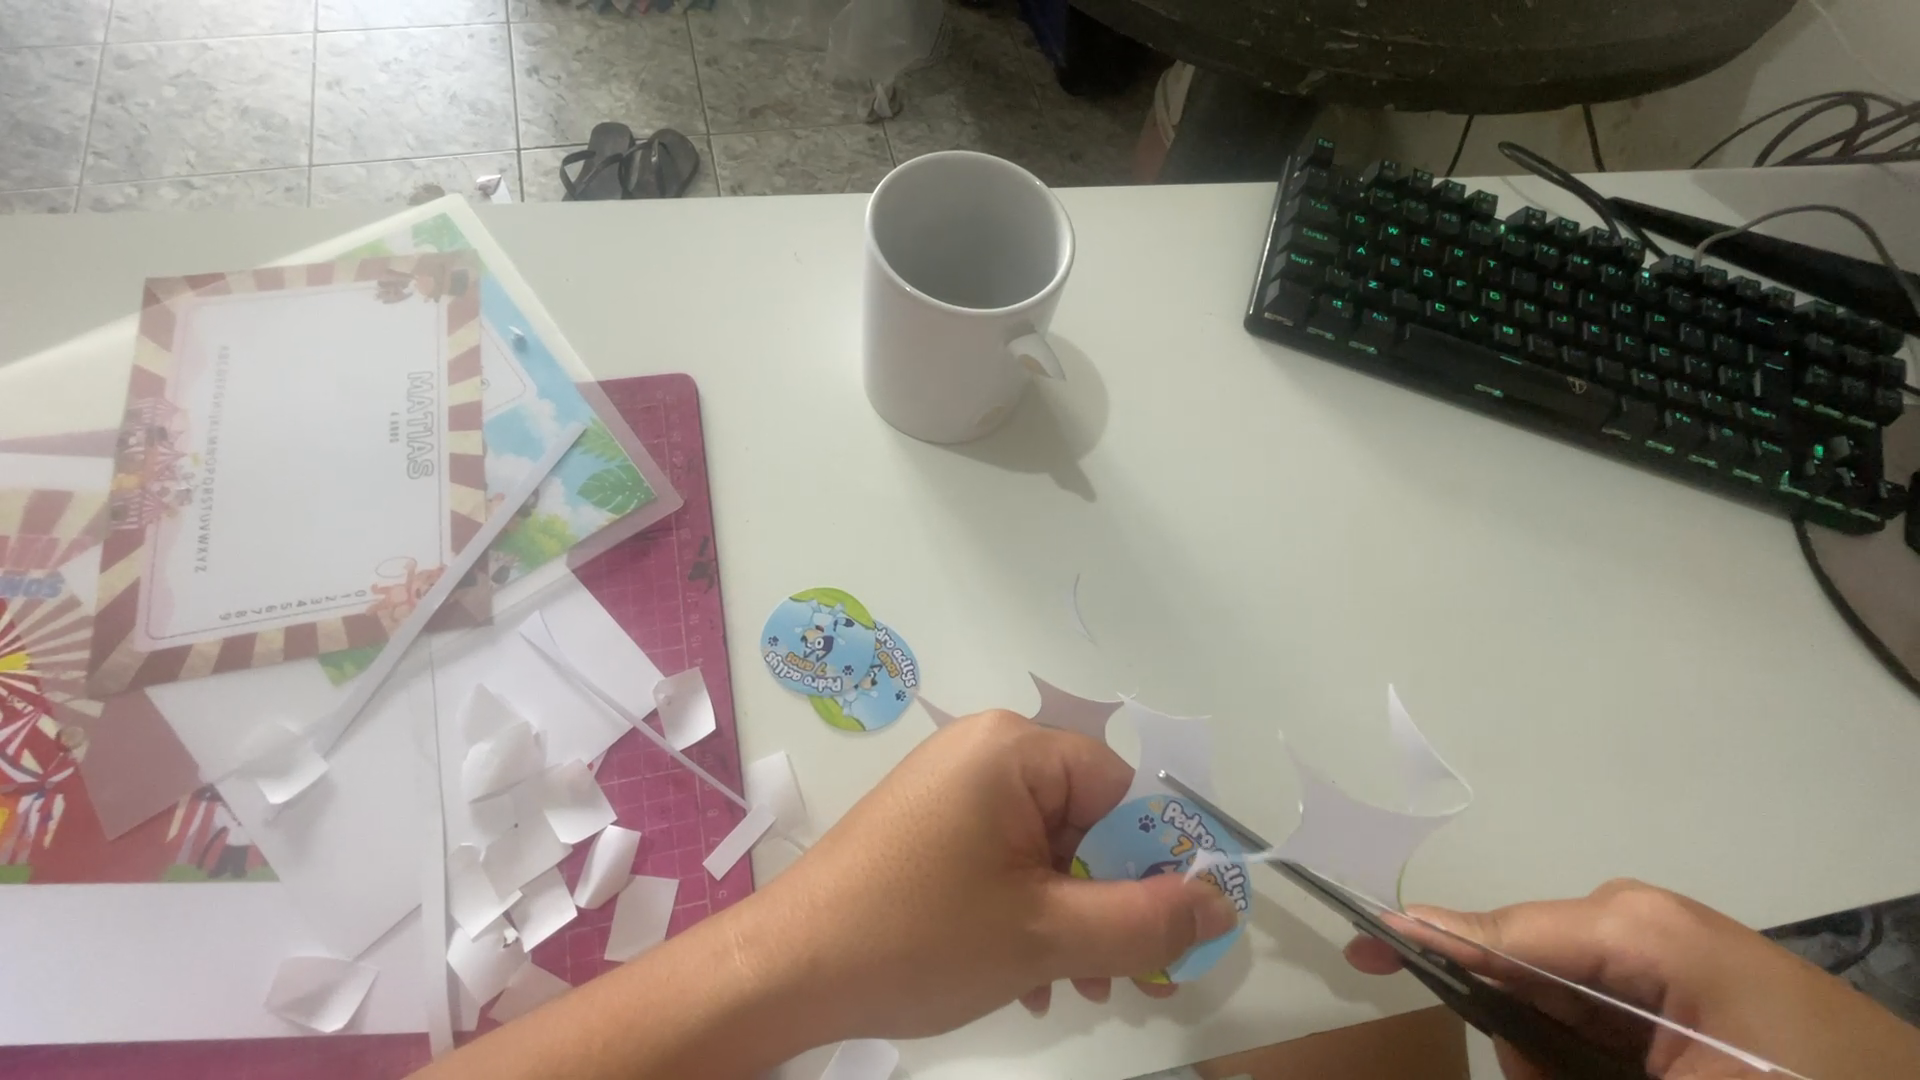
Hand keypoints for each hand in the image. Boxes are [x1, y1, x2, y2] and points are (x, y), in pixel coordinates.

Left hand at [738, 709, 1239, 1041]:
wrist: (791, 967)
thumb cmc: (921, 936)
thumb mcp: (1049, 935)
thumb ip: (1147, 920)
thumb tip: (1222, 901)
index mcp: (1013, 749)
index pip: (1117, 789)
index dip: (1146, 860)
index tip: (1159, 932)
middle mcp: (984, 751)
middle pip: (1082, 819)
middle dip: (1107, 901)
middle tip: (1124, 980)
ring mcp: (952, 786)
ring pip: (1045, 846)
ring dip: (1069, 917)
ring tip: (1069, 987)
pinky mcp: (931, 821)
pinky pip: (1003, 854)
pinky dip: (1024, 909)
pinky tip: (1022, 974)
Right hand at [1344, 879, 1919, 1079]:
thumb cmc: (1805, 1079)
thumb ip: (1558, 1052)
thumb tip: (1505, 1040)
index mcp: (1633, 927)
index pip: (1501, 932)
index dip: (1430, 940)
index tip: (1367, 941)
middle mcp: (1629, 917)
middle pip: (1517, 961)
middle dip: (1513, 1025)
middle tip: (1557, 1074)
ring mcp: (1649, 939)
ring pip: (1546, 985)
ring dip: (1549, 1043)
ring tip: (1601, 1076)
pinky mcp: (1665, 964)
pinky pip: (1585, 995)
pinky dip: (1576, 1039)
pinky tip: (1613, 1065)